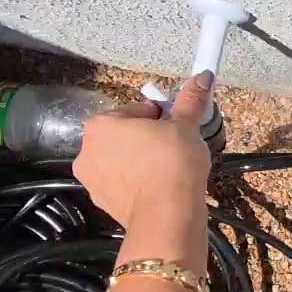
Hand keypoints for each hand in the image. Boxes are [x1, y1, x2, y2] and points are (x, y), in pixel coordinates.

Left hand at [72, 72, 213, 268]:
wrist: (167, 215)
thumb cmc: (172, 163)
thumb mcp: (185, 126)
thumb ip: (190, 101)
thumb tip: (203, 76)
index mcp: (101, 124)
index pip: (137, 110)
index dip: (161, 117)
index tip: (177, 128)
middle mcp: (87, 150)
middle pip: (125, 135)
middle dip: (148, 139)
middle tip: (175, 147)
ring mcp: (92, 180)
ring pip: (123, 161)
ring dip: (142, 161)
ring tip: (170, 169)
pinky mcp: (102, 203)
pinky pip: (123, 184)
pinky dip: (138, 183)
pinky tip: (160, 187)